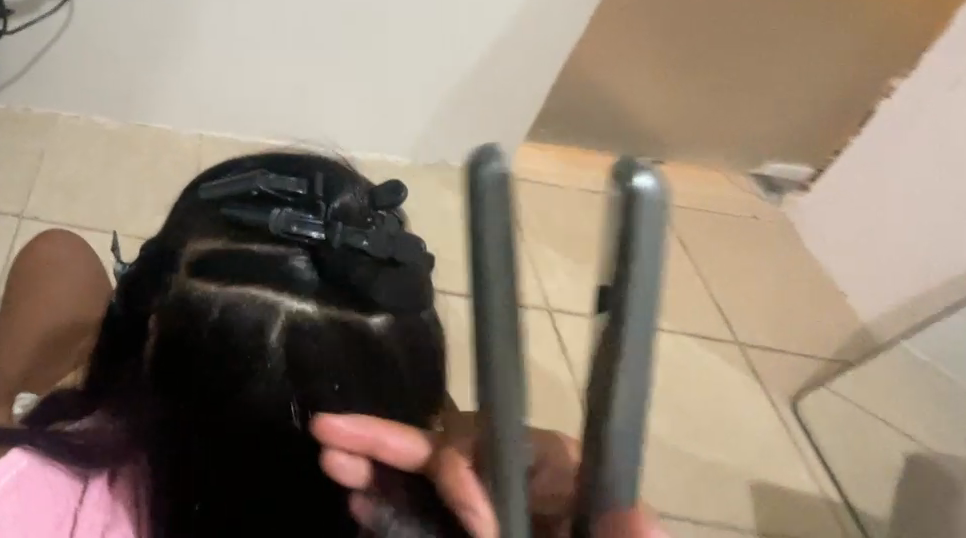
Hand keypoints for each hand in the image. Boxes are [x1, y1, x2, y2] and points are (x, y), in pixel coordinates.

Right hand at [311, 412, 663, 537]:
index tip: (475, 525)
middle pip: (437, 445)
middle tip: (330, 437)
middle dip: (382, 439)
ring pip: (417, 473)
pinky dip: (382, 502)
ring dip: (370, 464)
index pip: (493, 443)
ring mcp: (482, 506)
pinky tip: (356, 505)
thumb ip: (616, 537)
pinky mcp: (459, 528)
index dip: (464, 471)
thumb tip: (636, 517)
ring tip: (330, 463)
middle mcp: (509, 476)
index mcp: (553, 472)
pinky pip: (417, 509)